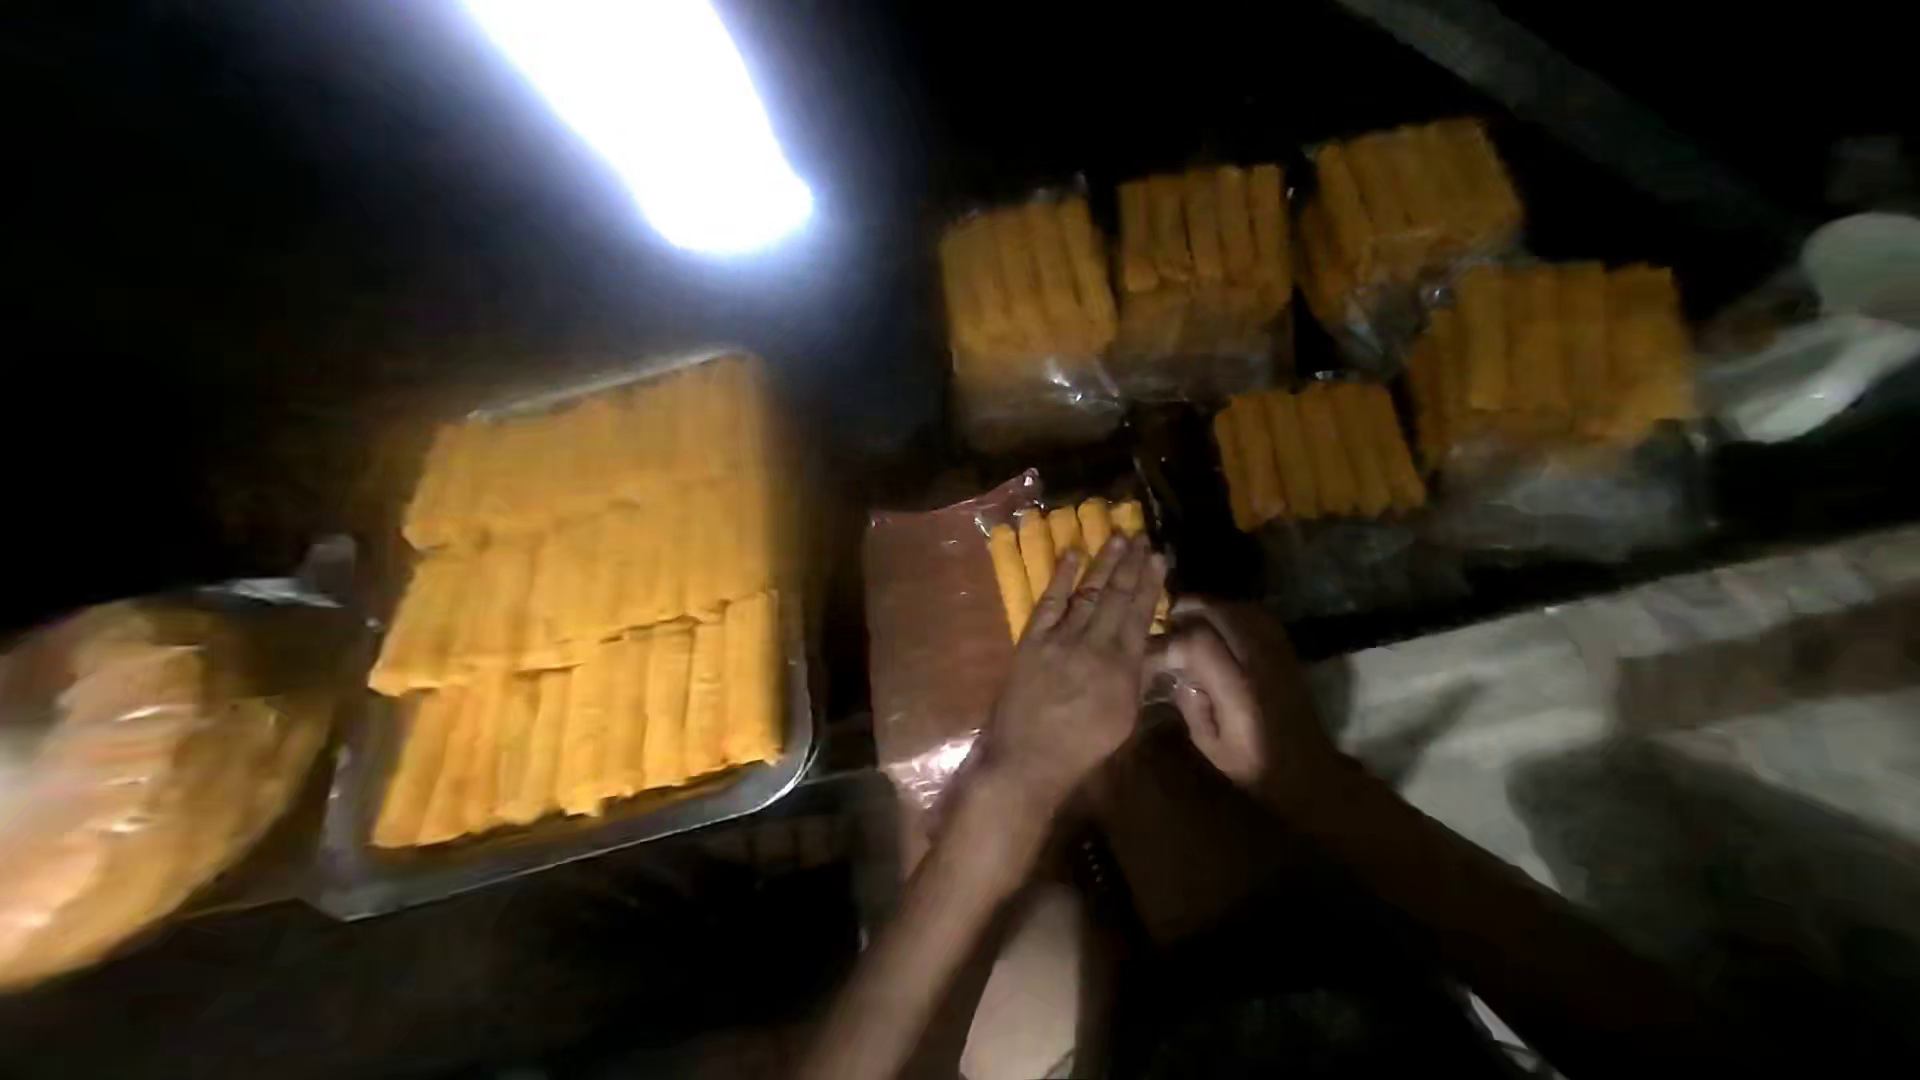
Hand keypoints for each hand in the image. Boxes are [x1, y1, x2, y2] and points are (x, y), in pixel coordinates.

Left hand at [974, 533, 1167, 817]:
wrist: (1029, 756)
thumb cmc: (1082, 746)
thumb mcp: (1124, 717)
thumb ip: (1138, 677)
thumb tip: (1151, 645)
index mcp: (1122, 666)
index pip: (1140, 615)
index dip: (1150, 584)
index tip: (1159, 558)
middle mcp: (1095, 645)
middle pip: (1117, 597)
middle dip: (1131, 565)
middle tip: (1142, 536)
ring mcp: (1061, 639)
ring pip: (1088, 592)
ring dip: (1103, 563)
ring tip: (1118, 538)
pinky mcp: (1032, 639)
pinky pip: (1050, 601)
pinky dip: (1061, 576)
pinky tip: (1073, 553)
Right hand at [1150, 598, 1342, 811]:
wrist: (1308, 771)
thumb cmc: (1252, 765)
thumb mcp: (1207, 742)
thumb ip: (1187, 699)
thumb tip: (1170, 667)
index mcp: (1240, 691)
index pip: (1197, 643)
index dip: (1165, 644)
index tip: (1146, 655)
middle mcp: (1260, 662)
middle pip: (1216, 613)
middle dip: (1182, 615)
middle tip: (1162, 629)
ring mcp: (1276, 651)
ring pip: (1235, 607)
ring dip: (1205, 609)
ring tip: (1183, 623)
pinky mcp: (1285, 648)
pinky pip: (1253, 614)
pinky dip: (1228, 612)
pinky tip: (1213, 625)